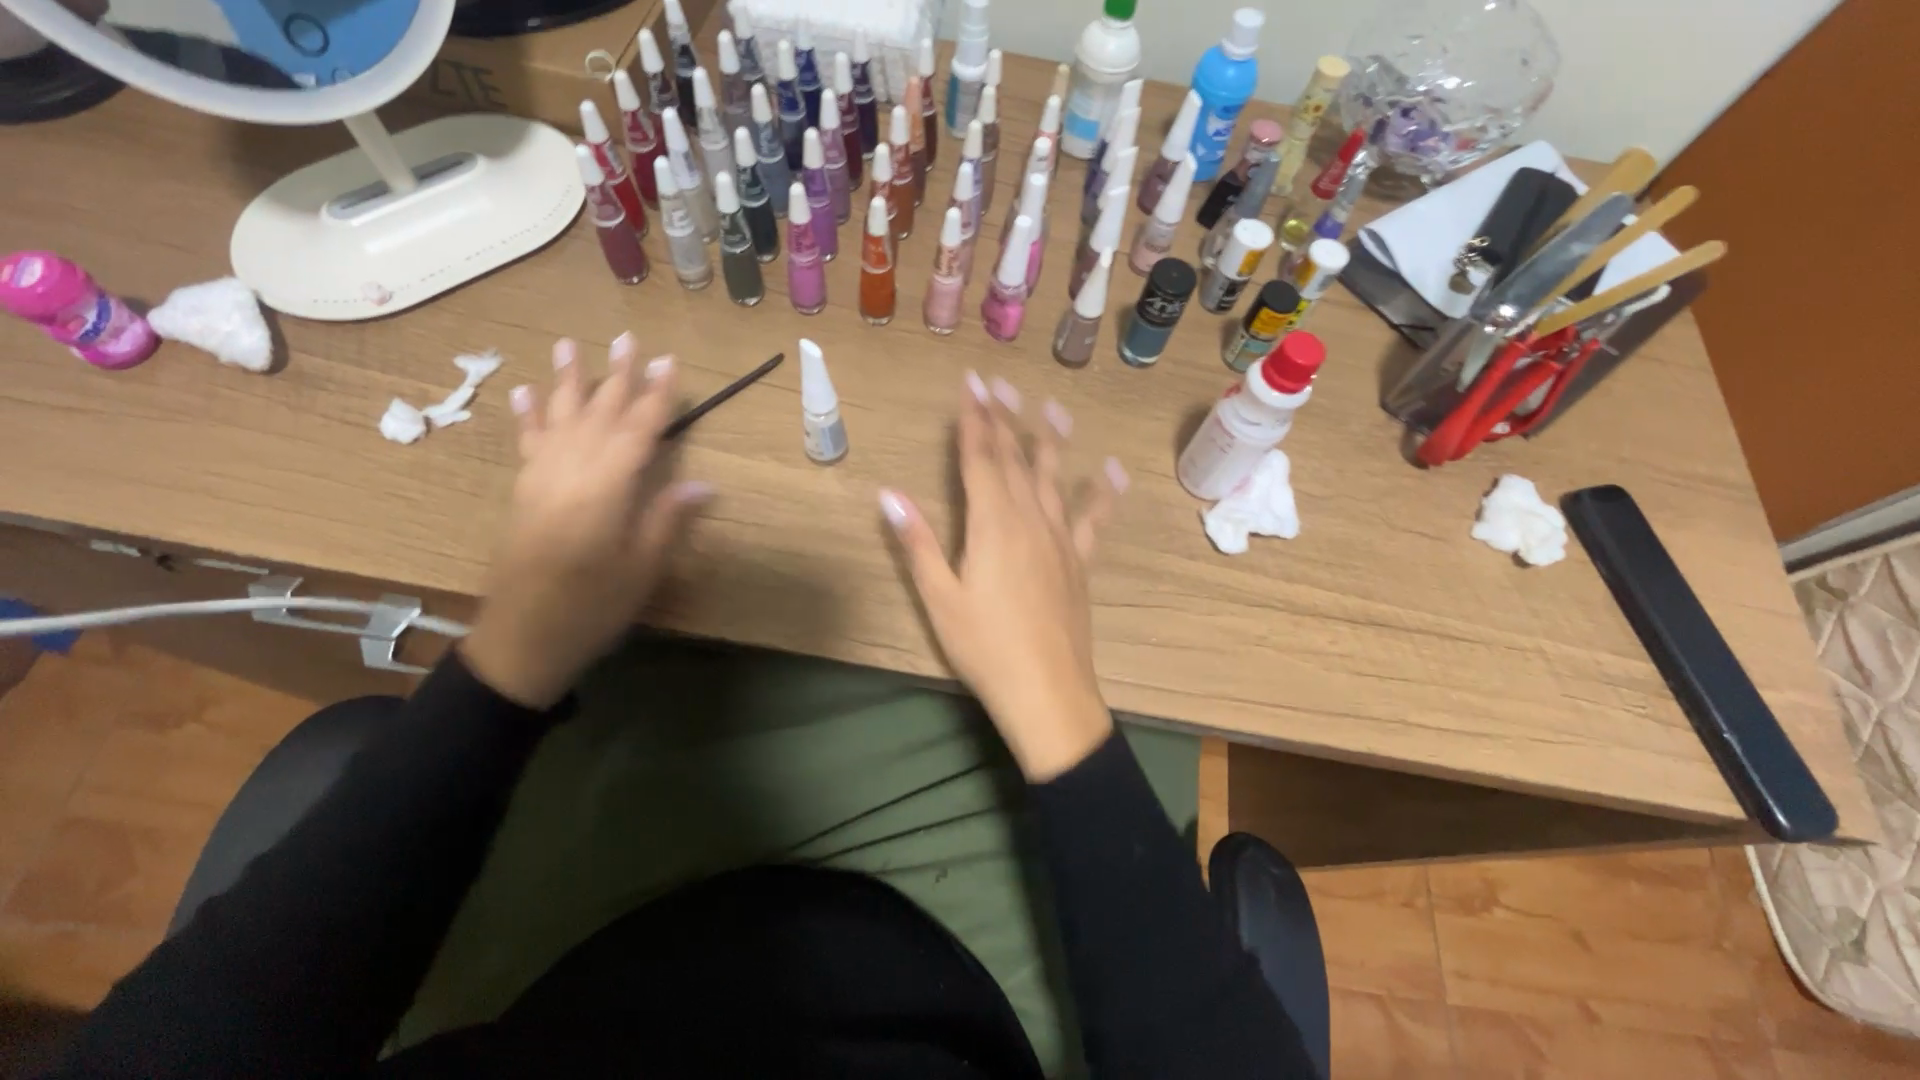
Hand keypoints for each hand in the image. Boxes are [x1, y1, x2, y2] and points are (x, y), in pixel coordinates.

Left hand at [460, 334, 709, 707]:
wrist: (522, 640)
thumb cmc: (593, 608)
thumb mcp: (642, 569)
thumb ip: (666, 520)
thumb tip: (702, 482)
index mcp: (606, 490)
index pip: (638, 431)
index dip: (656, 396)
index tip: (670, 362)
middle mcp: (570, 473)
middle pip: (598, 414)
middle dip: (616, 377)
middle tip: (628, 339)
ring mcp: (541, 480)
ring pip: (558, 420)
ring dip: (567, 382)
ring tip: (570, 346)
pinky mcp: (523, 493)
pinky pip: (527, 444)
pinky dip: (528, 418)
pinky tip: (527, 394)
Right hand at [879, 372, 1129, 780]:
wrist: (1046, 691)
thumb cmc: (985, 647)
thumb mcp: (940, 598)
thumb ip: (918, 543)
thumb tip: (889, 494)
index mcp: (992, 525)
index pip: (980, 459)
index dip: (973, 420)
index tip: (969, 385)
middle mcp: (1030, 520)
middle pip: (1015, 459)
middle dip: (1003, 418)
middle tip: (995, 383)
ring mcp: (1060, 539)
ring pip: (1054, 478)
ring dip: (1049, 440)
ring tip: (1050, 406)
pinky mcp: (1079, 562)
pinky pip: (1094, 519)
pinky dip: (1103, 493)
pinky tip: (1112, 471)